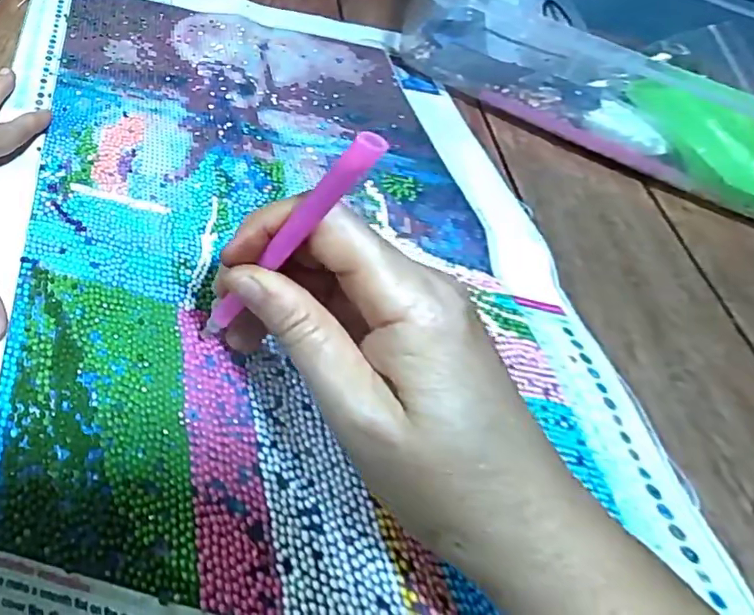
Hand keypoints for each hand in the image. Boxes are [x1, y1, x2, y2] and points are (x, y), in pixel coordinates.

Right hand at [212, 202, 603, 576]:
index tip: (227, 270)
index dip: (268, 228)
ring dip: (276, 289)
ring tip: (240, 336)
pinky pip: (343, 292)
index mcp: (412, 296)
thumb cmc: (442, 480)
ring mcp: (416, 299)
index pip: (327, 219)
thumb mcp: (355, 409)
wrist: (529, 536)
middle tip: (224, 313)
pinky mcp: (410, 320)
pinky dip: (300, 308)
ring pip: (326, 264)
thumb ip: (298, 329)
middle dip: (264, 263)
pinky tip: (273, 340)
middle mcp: (418, 280)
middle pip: (323, 237)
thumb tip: (240, 274)